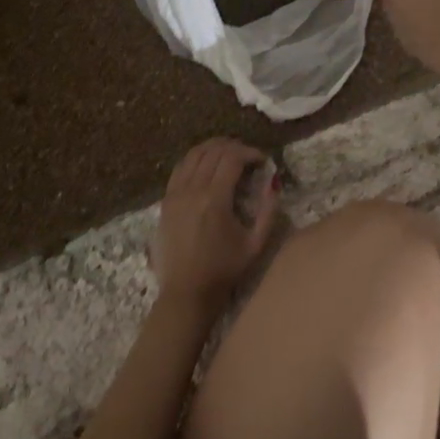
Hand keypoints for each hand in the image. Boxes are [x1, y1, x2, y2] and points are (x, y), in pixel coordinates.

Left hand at [153, 139, 279, 314]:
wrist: (186, 292)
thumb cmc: (224, 270)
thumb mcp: (255, 244)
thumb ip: (268, 210)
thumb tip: (273, 182)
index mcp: (215, 199)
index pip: (232, 158)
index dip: (250, 152)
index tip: (262, 159)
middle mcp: (192, 190)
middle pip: (212, 151)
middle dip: (233, 146)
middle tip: (248, 155)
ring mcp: (175, 194)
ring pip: (192, 155)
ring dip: (212, 148)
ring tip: (228, 153)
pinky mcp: (166, 201)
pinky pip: (179, 169)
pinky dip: (194, 160)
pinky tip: (205, 166)